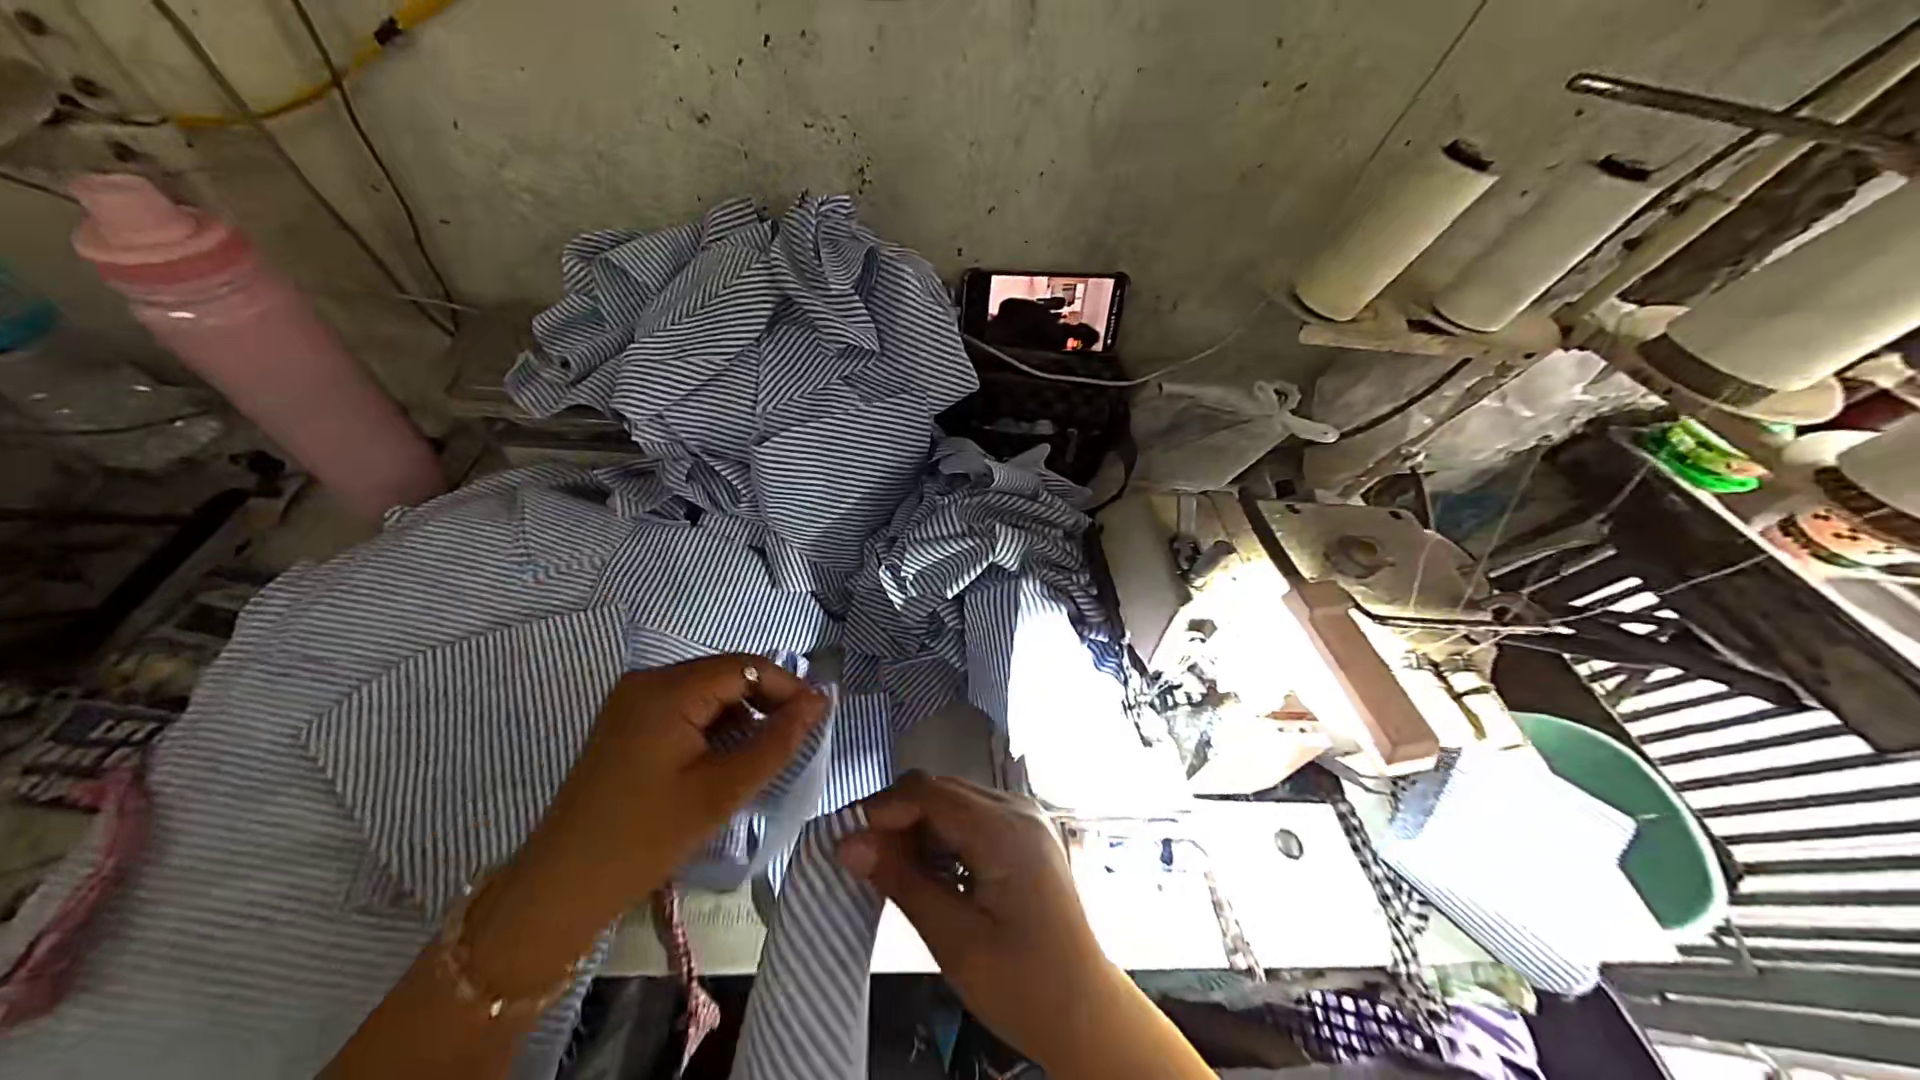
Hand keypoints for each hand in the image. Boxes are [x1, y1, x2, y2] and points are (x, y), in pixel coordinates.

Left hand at [323, 656, 825, 1078]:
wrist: (563, 885)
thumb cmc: (646, 836)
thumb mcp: (722, 790)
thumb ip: (776, 741)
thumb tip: (819, 702)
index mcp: (666, 690)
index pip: (745, 667)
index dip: (787, 687)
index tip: (819, 716)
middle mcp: (647, 681)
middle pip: (725, 673)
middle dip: (766, 700)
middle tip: (798, 735)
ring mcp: (632, 700)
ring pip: (707, 690)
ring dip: (741, 714)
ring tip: (764, 750)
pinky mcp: (627, 721)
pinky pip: (685, 706)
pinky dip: (714, 724)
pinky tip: (725, 756)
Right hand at [838, 774, 1208, 1078]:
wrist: (1085, 1013)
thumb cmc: (1023, 985)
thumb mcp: (954, 939)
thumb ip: (901, 881)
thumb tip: (848, 844)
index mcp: (1005, 830)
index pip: (929, 793)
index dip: (882, 810)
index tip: (845, 840)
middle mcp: (1018, 811)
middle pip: (941, 791)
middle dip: (896, 819)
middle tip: (862, 859)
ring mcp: (1025, 821)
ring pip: (953, 803)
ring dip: (917, 828)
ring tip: (890, 871)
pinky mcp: (1024, 837)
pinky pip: (971, 819)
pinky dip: (941, 838)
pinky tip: (928, 873)